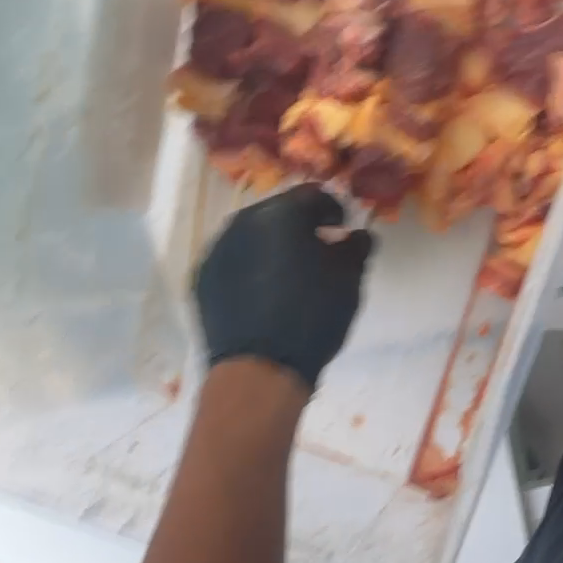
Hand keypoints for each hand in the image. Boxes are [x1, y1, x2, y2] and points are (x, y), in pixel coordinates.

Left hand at [194, 184, 374, 387]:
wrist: (261, 367)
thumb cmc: (313, 319)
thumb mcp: (348, 284)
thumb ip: (356, 250)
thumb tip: (358, 233)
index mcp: (283, 215)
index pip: (314, 195)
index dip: (334, 208)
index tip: (344, 227)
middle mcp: (244, 221)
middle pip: (279, 212)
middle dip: (301, 227)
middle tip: (318, 252)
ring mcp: (219, 248)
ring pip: (253, 235)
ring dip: (274, 247)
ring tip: (291, 276)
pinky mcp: (204, 276)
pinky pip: (235, 261)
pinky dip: (252, 269)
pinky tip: (266, 295)